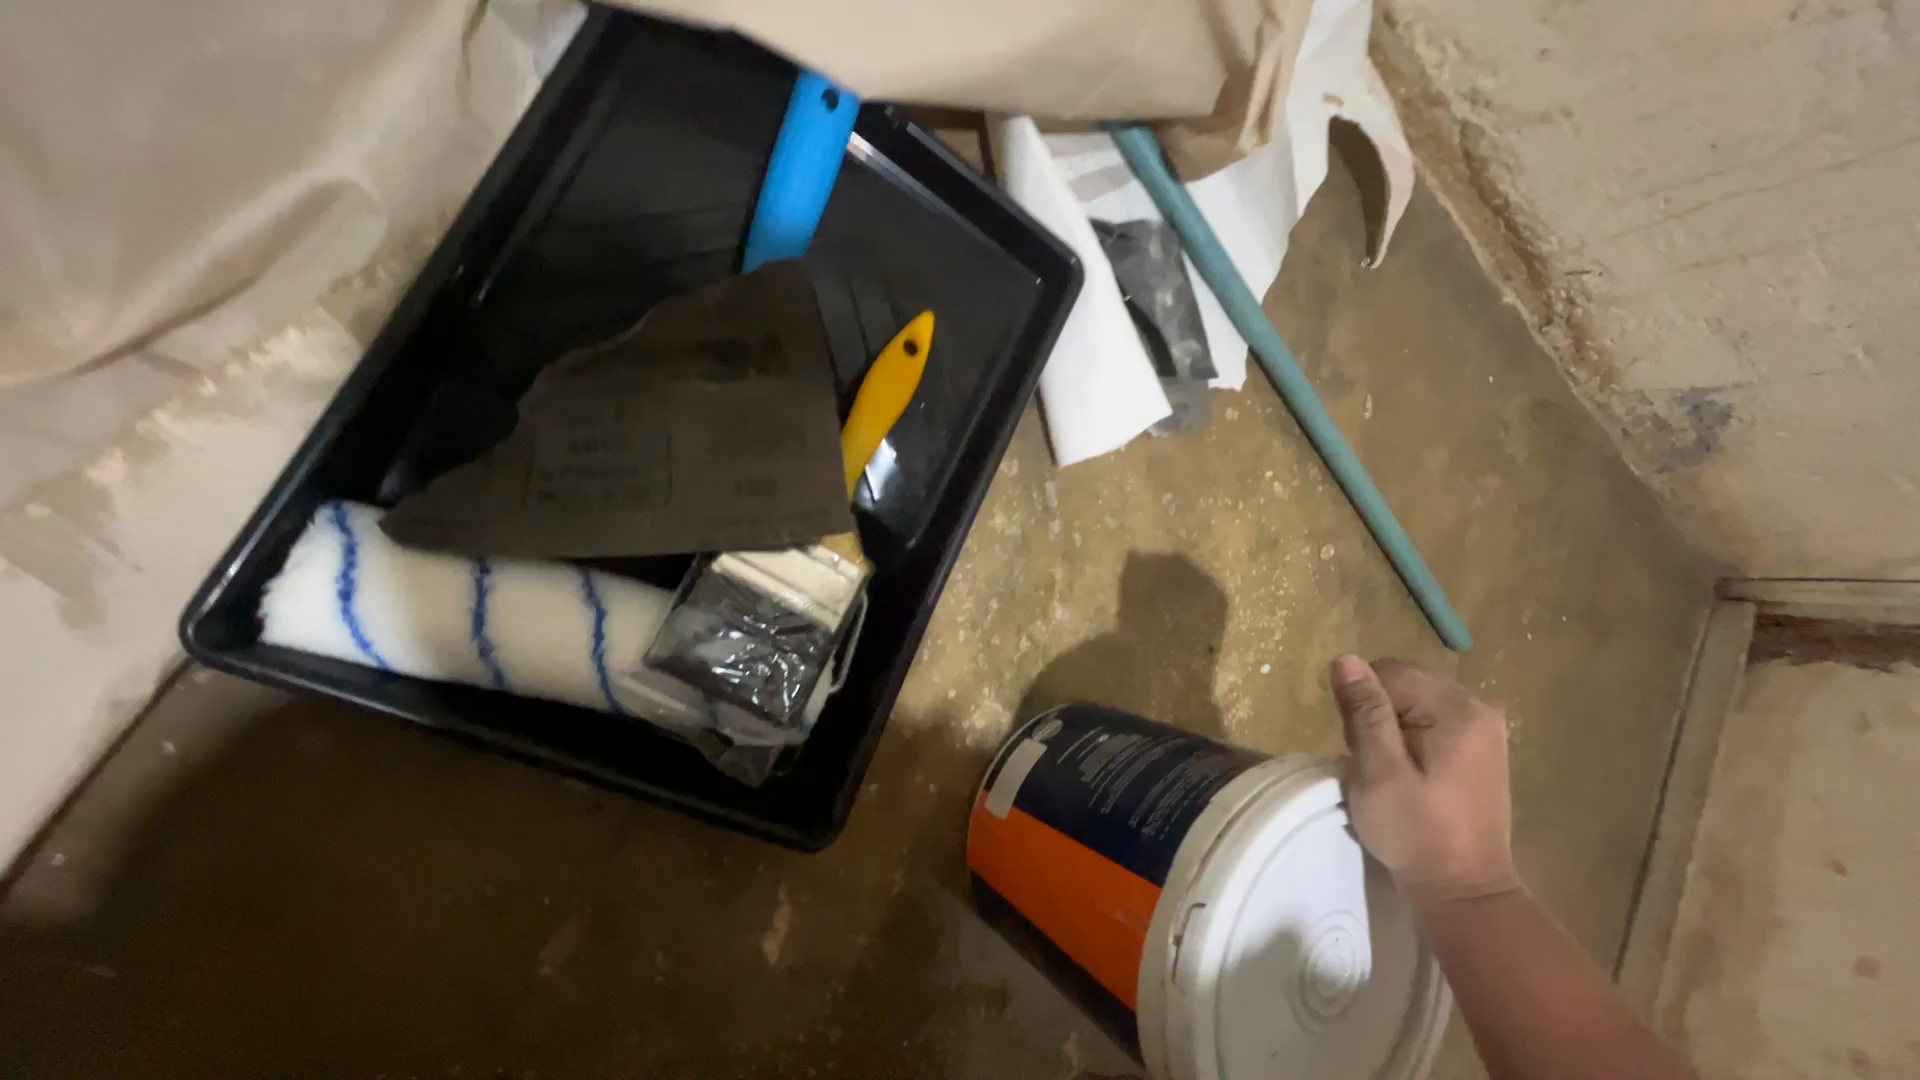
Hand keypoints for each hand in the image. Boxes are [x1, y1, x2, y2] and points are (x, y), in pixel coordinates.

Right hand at [1329, 655, 1518, 904]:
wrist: (1464, 887)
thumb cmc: (1416, 832)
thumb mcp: (1379, 772)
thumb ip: (1365, 712)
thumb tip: (1346, 659)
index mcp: (1457, 710)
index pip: (1388, 673)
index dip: (1361, 704)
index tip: (1360, 748)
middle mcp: (1478, 706)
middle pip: (1403, 680)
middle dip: (1376, 710)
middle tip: (1373, 759)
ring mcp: (1484, 726)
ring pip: (1414, 697)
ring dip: (1390, 723)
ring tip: (1389, 767)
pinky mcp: (1481, 744)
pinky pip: (1430, 716)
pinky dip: (1409, 733)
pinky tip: (1408, 768)